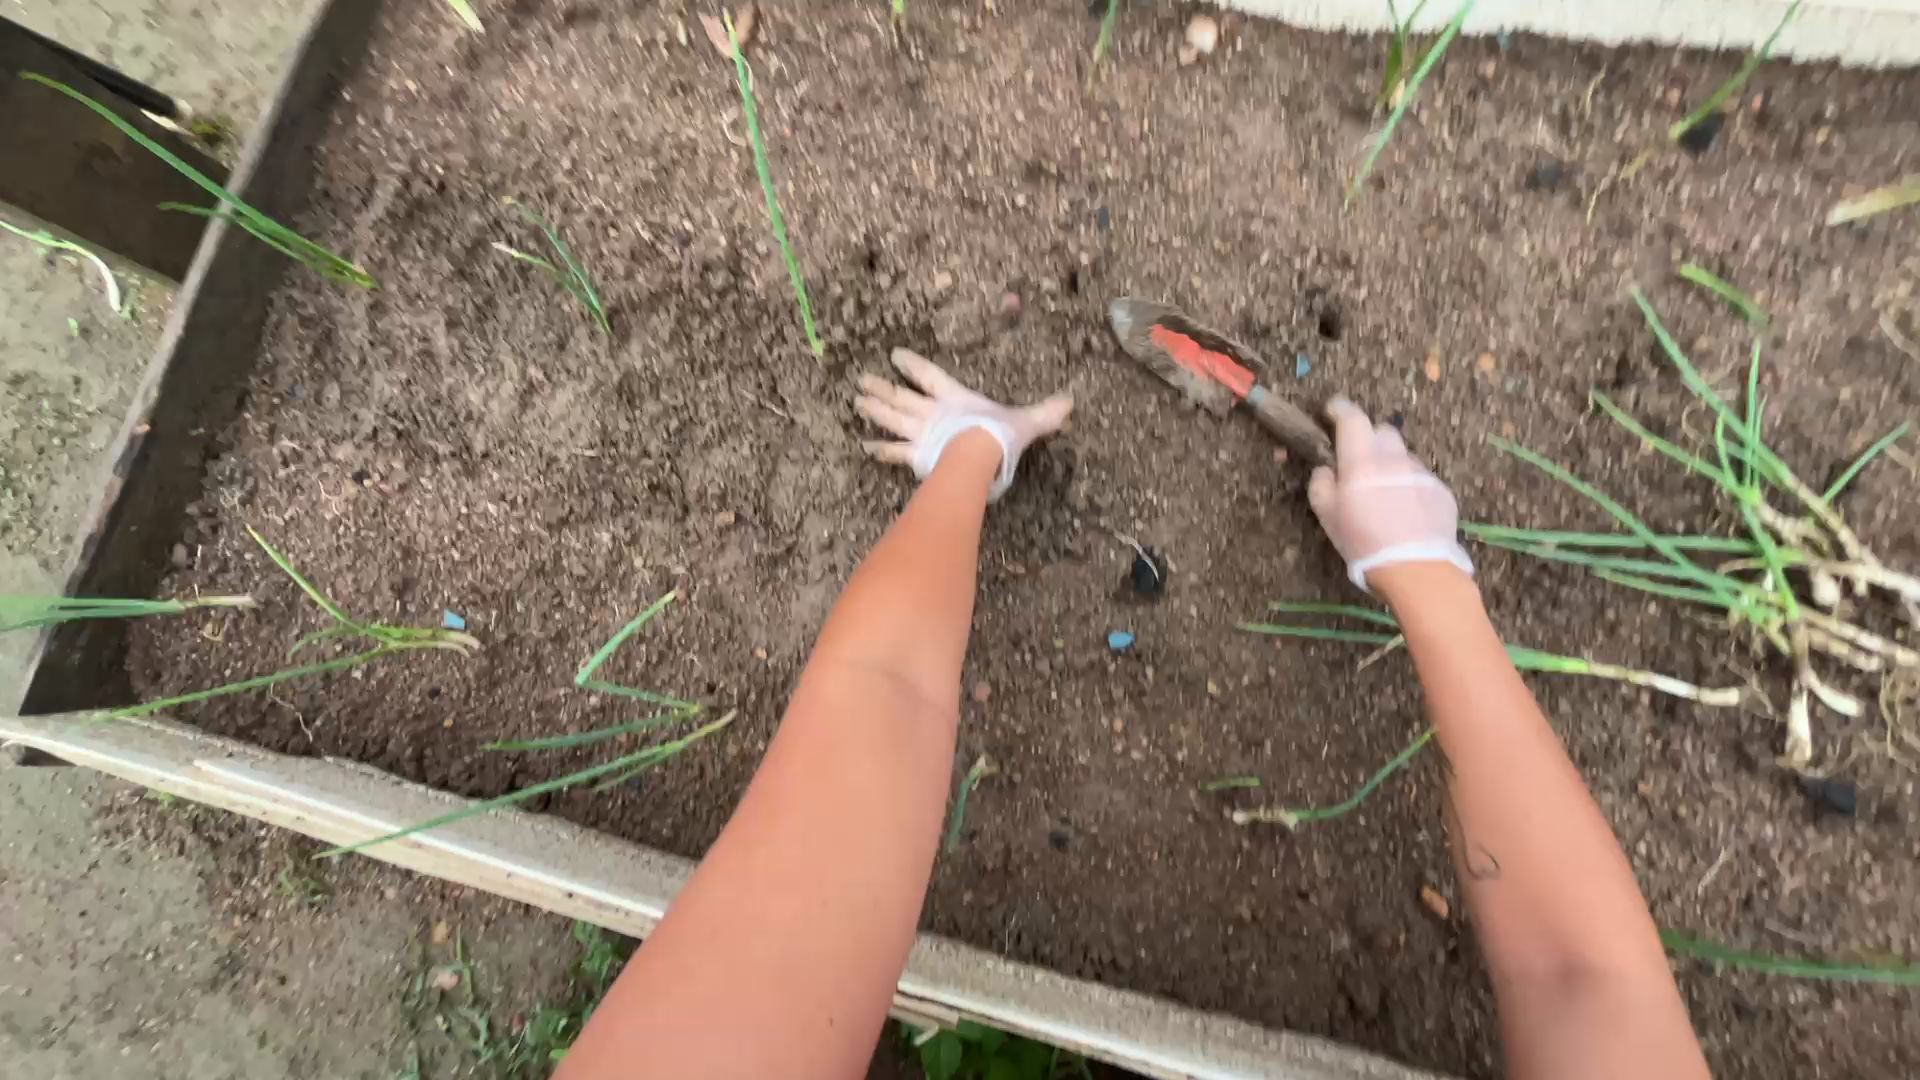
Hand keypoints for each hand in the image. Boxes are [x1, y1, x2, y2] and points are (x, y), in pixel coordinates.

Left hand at [855, 348, 1072, 500]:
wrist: (980, 454)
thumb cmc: (1000, 435)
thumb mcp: (1025, 421)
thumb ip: (1044, 413)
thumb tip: (1070, 403)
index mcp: (954, 397)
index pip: (929, 375)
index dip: (912, 365)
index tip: (895, 356)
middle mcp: (932, 411)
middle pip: (902, 397)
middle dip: (883, 389)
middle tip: (863, 381)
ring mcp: (921, 432)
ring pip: (892, 418)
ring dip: (875, 411)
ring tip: (857, 402)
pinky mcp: (916, 454)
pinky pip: (894, 451)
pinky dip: (880, 450)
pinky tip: (866, 447)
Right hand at [1306, 397, 1472, 591]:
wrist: (1414, 567)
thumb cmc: (1361, 540)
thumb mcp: (1326, 515)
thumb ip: (1321, 484)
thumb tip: (1326, 470)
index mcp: (1362, 461)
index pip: (1353, 419)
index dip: (1340, 409)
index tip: (1331, 409)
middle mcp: (1394, 459)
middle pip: (1383, 431)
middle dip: (1369, 438)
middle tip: (1358, 460)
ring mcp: (1422, 474)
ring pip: (1403, 456)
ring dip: (1390, 465)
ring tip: (1382, 494)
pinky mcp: (1441, 491)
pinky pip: (1419, 478)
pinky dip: (1407, 486)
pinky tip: (1402, 511)